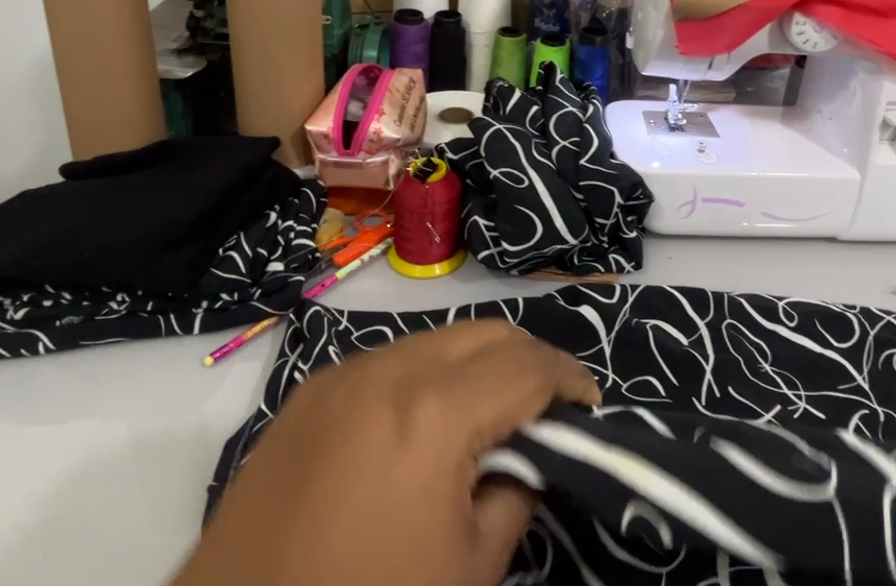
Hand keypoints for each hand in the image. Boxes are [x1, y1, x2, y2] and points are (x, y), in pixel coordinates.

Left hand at [172, 319, 600, 585]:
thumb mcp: (471, 565)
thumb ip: (516, 490)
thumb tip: (528, 453)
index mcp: (434, 411)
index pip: (527, 366)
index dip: (569, 378)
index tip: (589, 404)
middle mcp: (387, 370)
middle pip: (483, 333)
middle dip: (527, 360)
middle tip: (549, 406)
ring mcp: (339, 377)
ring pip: (434, 339)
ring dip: (476, 364)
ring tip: (490, 413)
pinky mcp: (306, 397)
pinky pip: (388, 361)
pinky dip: (426, 376)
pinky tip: (427, 424)